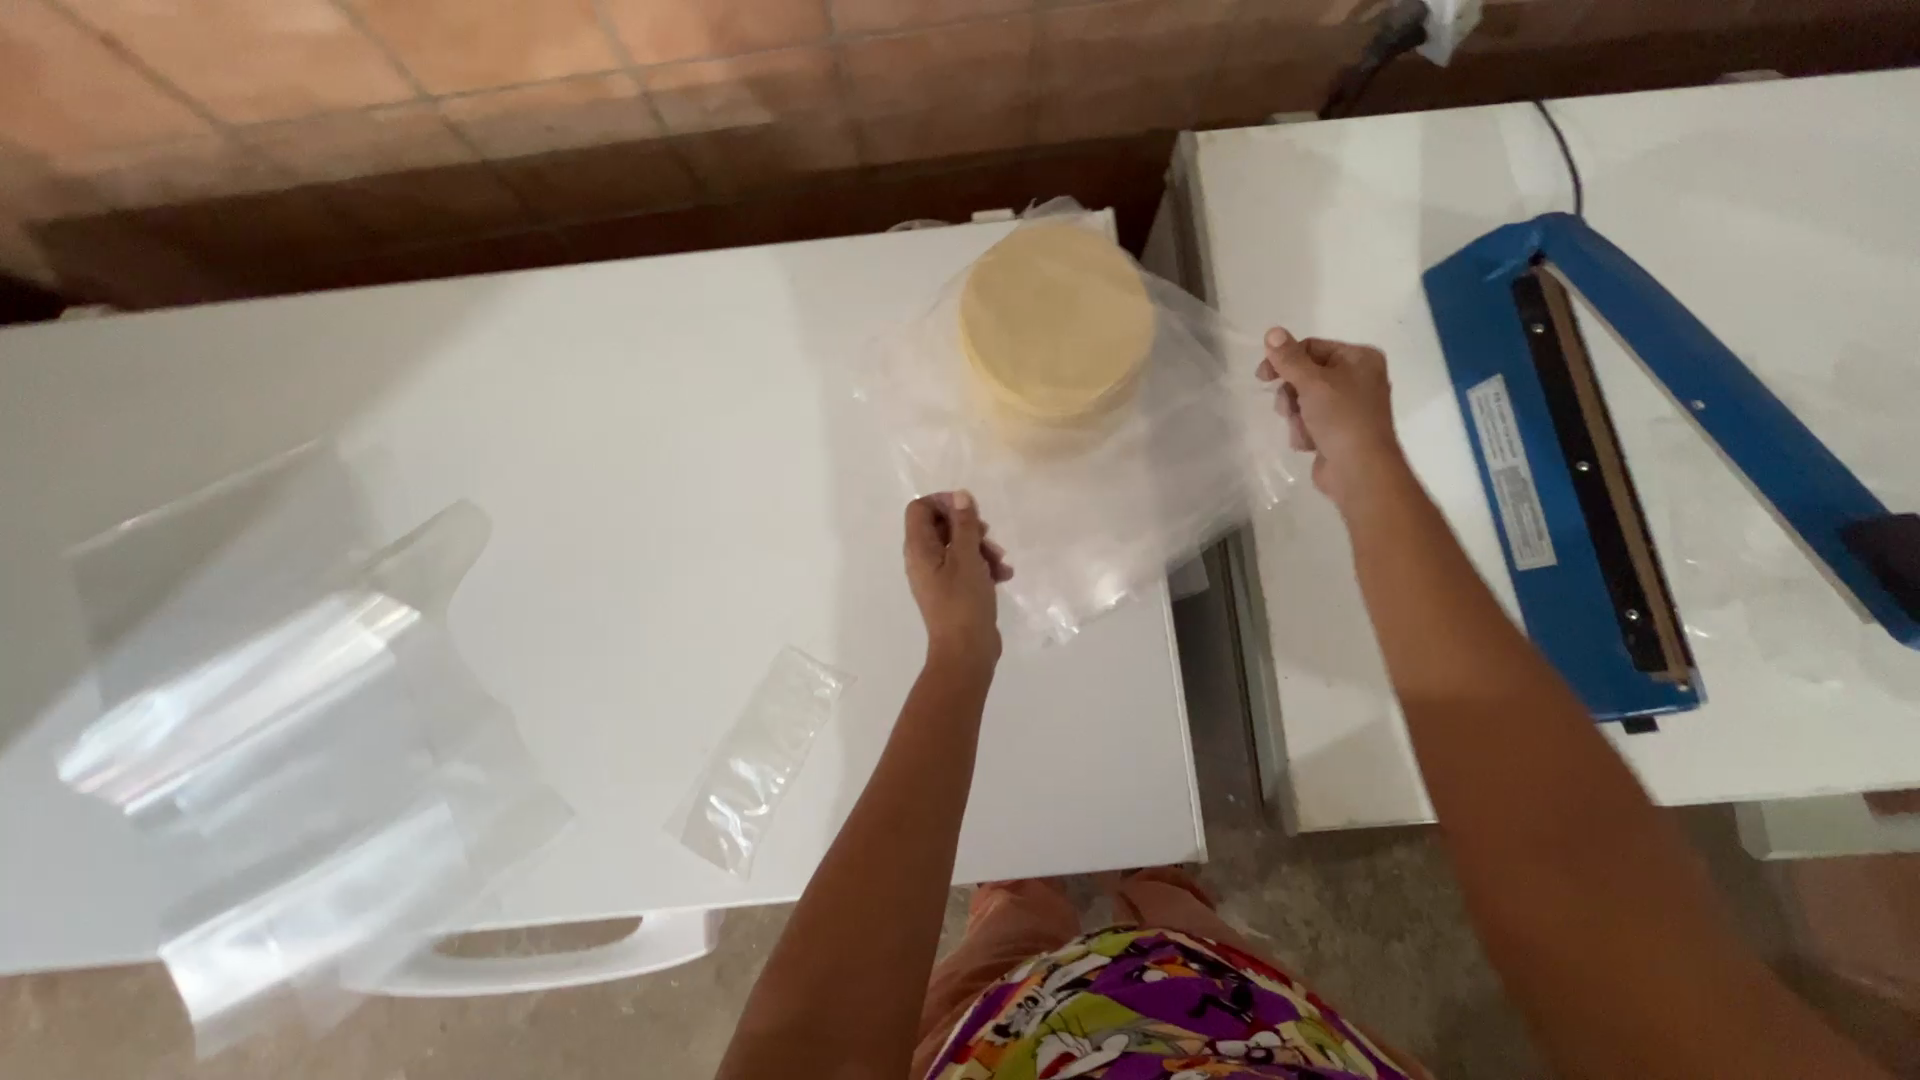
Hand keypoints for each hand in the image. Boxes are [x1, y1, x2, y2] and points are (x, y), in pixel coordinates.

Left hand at [904, 491, 1011, 668]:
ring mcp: (937, 577)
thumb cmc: (964, 602)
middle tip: (988, 537)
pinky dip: (984, 567)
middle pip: (942, 526)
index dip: (944, 503)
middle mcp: (923, 560)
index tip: (969, 510)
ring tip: (1001, 562)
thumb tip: (959, 495)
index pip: (920, 508)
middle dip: (970, 528)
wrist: (966, 651)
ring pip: (959, 546)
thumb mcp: (968, 557)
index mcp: (918, 549)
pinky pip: (966, 567)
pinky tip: (1004, 576)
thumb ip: (964, 524)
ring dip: (982, 548)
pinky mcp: (953, 591)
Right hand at [1256, 328, 1408, 507]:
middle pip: (1305, 375)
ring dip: (1295, 416)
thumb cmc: (1342, 419)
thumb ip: (1289, 358)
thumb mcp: (1313, 382)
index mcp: (1359, 358)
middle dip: (1291, 394)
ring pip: (1302, 400)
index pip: (1312, 347)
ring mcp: (1348, 406)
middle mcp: (1357, 378)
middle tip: (1289, 408)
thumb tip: (1272, 332)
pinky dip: (1303, 431)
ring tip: (1303, 429)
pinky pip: (1308, 421)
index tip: (1262, 376)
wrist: (1360, 471)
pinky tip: (1310, 443)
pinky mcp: (1338, 430)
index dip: (1285, 360)